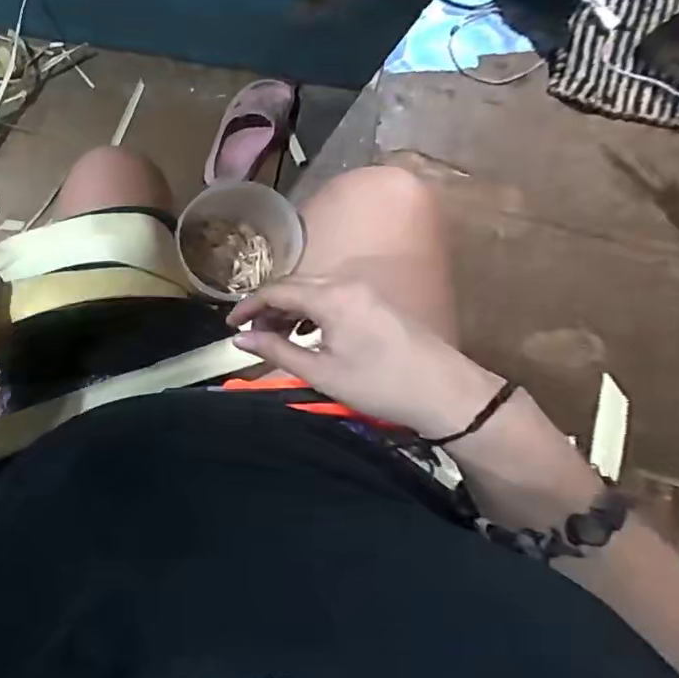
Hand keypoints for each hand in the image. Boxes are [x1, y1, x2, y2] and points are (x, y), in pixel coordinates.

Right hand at [227, 276, 503, 437]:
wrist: (448, 394)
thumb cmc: (379, 385)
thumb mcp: (320, 371)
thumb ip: (275, 349)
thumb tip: (239, 339)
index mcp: (330, 297)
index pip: (275, 291)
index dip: (247, 306)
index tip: (230, 326)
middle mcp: (346, 283)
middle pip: (292, 285)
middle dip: (266, 307)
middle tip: (251, 334)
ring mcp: (364, 290)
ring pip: (311, 289)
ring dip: (288, 309)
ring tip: (275, 336)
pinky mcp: (375, 301)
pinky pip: (330, 294)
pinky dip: (309, 310)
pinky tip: (306, 333)